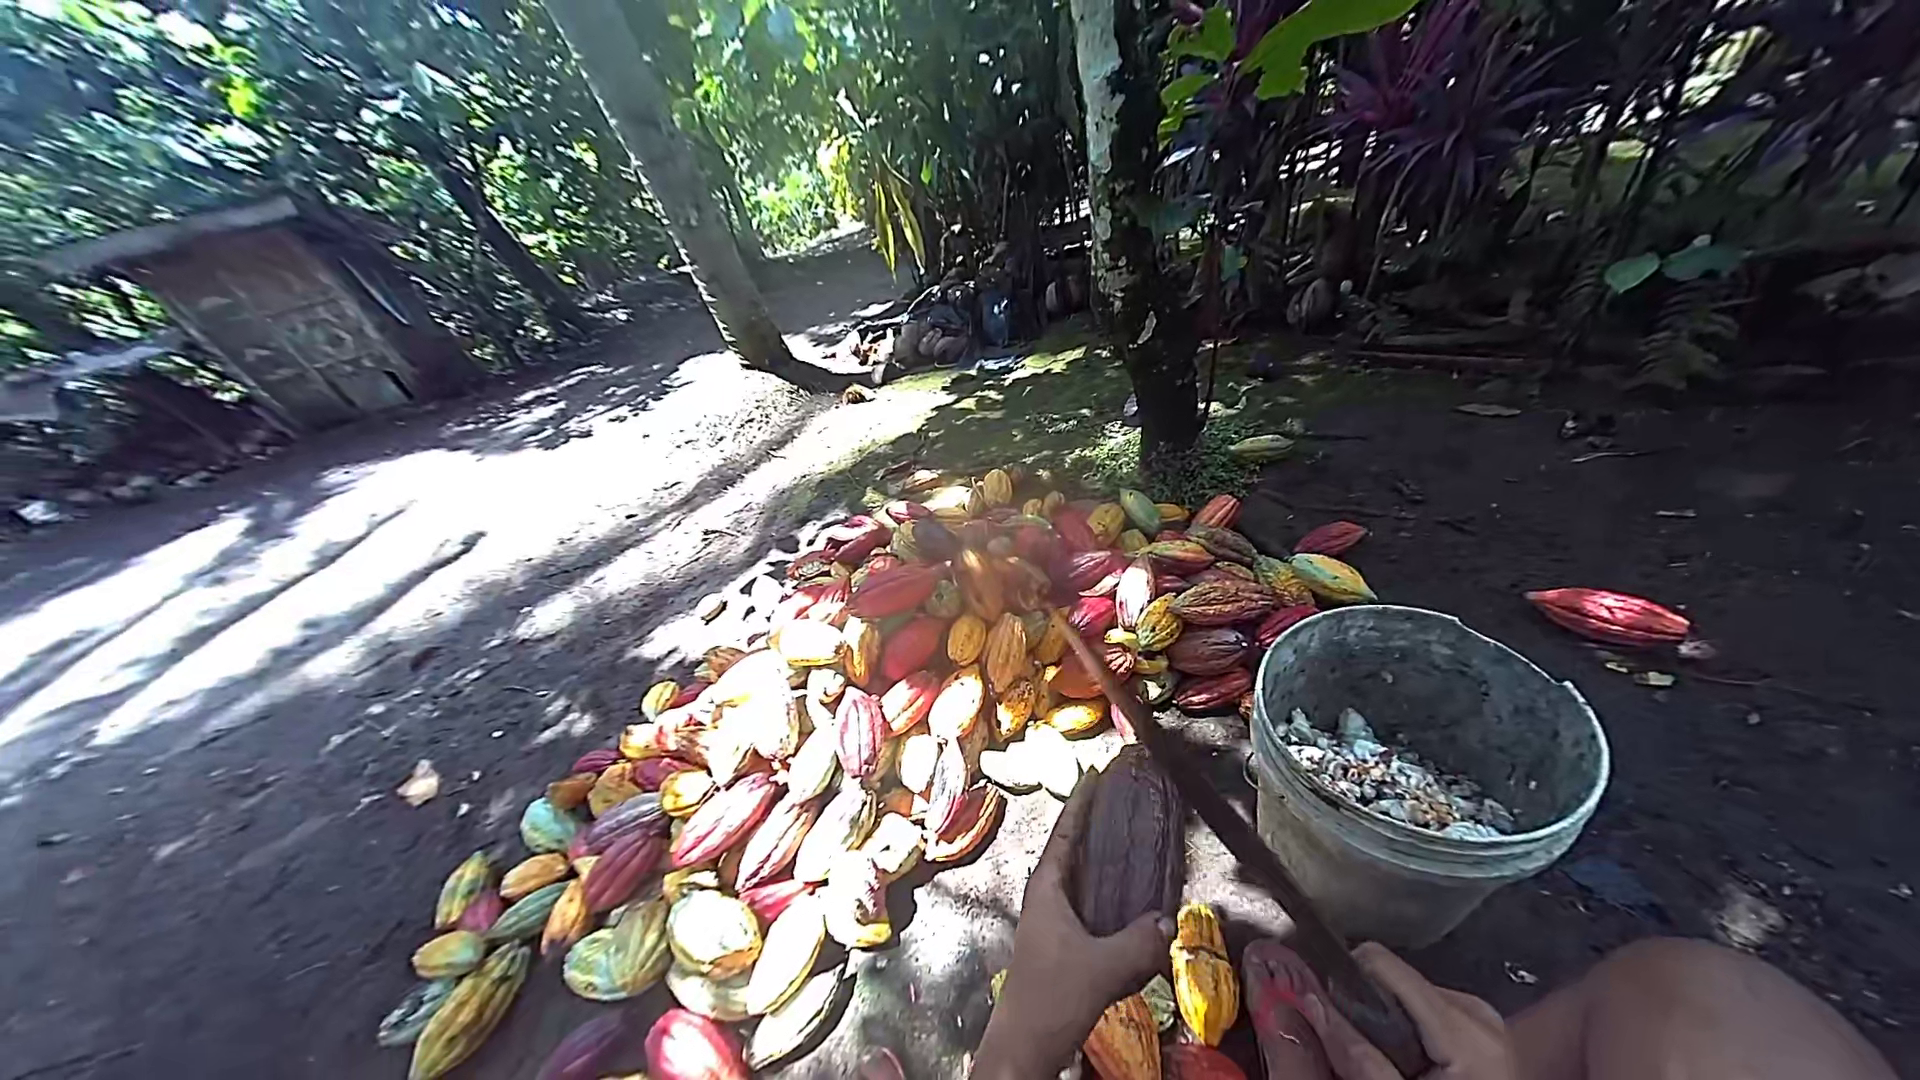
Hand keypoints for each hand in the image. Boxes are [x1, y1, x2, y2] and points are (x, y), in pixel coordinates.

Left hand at [971, 780, 1173, 1077]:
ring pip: (1079, 876)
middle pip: (1071, 848)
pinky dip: (1105, 892)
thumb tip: (1168, 921)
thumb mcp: (1098, 968)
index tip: (1094, 775)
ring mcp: (1051, 918)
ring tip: (1129, 843)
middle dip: (1093, 824)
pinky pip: (1086, 902)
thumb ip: (1136, 943)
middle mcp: (1046, 894)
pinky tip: (1128, 901)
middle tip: (1121, 803)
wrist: (1023, 1045)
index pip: (1064, 832)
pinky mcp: (1061, 941)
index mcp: (1046, 886)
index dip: (1080, 803)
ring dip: (1100, 858)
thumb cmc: (1050, 996)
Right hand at [1302, 943, 1517, 1079]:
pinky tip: (1410, 1062)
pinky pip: (1420, 1006)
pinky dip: (1403, 1028)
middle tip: (1367, 1056)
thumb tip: (1308, 999)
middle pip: (1388, 977)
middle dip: (1366, 1011)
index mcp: (1464, 1028)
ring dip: (1383, 1021)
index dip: (1345, 983)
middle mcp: (1476, 1012)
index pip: (1377, 961)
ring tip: (1392, 1064)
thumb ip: (1356, 1054)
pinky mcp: (1478, 1028)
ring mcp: (1481, 1019)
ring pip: (1400, 991)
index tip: (1336, 1017)